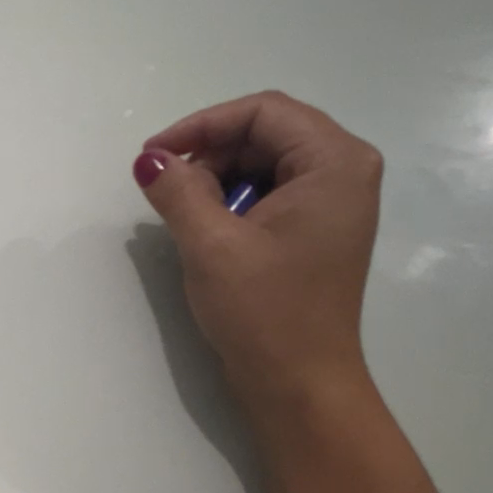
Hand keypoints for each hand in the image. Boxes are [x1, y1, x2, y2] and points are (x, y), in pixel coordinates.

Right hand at [133, 91, 383, 409]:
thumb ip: (177, 193)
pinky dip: (229, 202)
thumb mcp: (211, 246)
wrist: (298, 380)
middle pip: (265, 134)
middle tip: (163, 188)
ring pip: (262, 164)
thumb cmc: (263, 311)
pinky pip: (267, 194)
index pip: (264, 112)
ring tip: (182, 215)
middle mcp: (343, 172)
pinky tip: (205, 232)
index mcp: (335, 163)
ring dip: (214, 180)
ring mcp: (331, 203)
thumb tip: (149, 160)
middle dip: (208, 153)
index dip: (202, 125)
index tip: (151, 156)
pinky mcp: (313, 231)